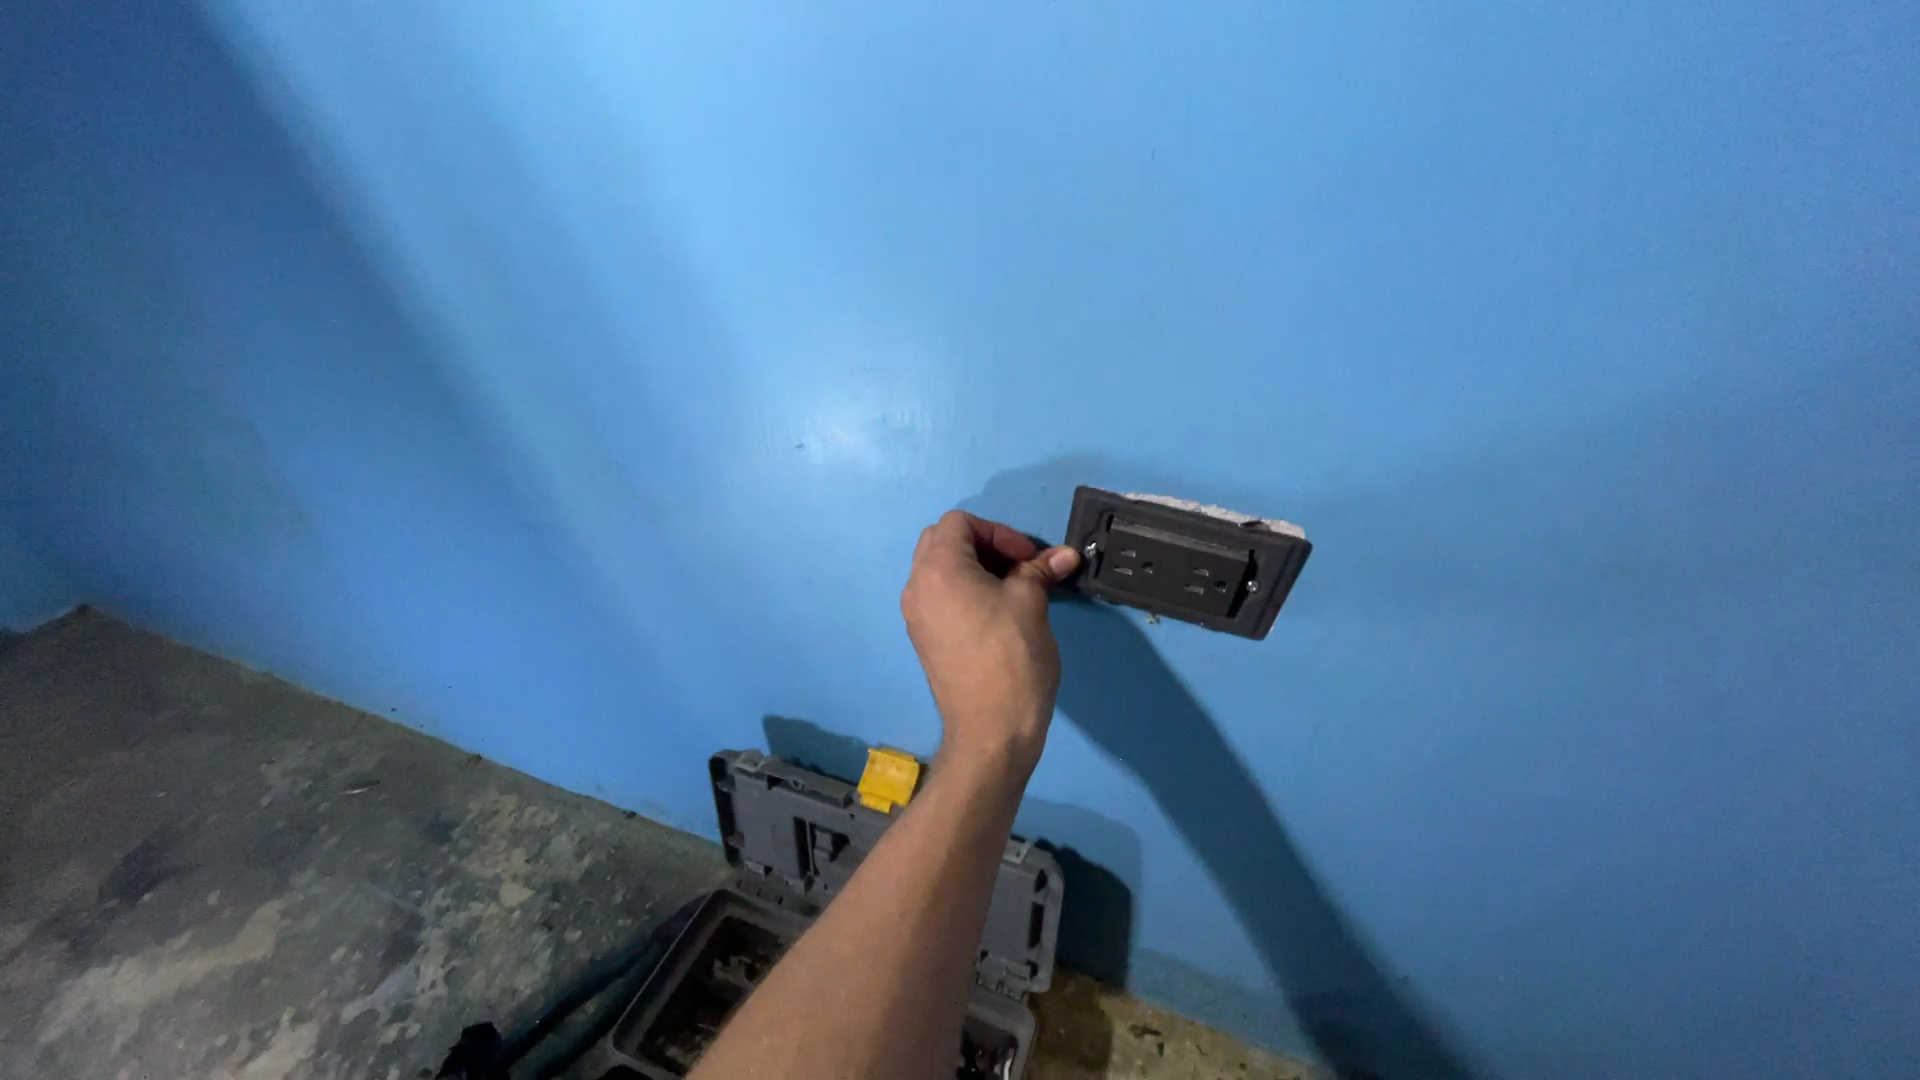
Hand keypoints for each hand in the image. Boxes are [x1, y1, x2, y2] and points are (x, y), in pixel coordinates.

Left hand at [901, 511, 1081, 777]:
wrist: (990, 731)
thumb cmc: (1012, 658)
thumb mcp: (1031, 603)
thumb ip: (1040, 570)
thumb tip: (1065, 554)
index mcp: (937, 569)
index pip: (959, 522)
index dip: (998, 531)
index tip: (1028, 559)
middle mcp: (917, 587)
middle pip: (943, 541)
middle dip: (985, 546)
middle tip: (1020, 568)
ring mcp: (916, 616)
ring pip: (941, 570)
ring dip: (977, 569)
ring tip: (1014, 591)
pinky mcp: (924, 639)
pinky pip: (940, 597)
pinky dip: (966, 592)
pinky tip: (998, 614)